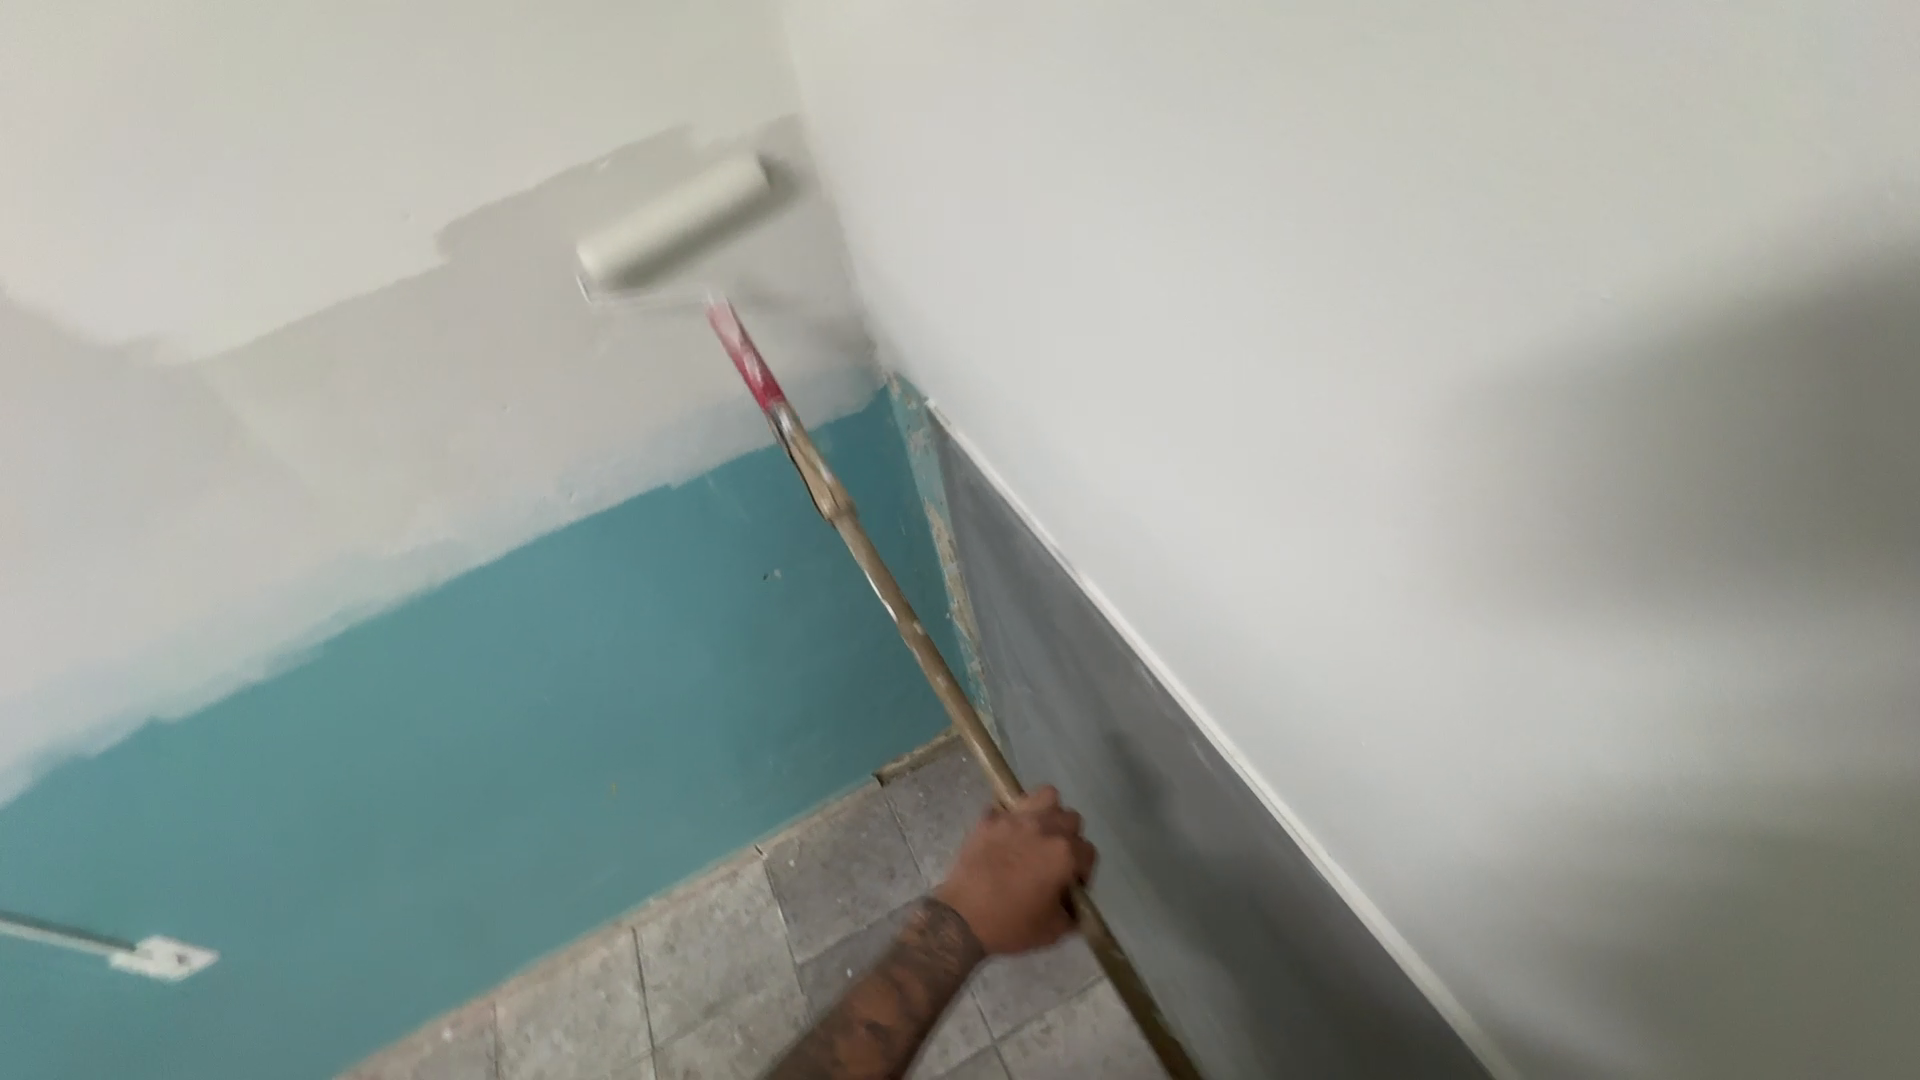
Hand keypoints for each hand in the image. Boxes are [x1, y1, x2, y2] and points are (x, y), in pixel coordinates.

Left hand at [932, 786, 1097, 954]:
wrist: (963, 917)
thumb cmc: (1011, 924)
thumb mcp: (1052, 931)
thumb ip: (1071, 914)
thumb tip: (1073, 906)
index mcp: (1063, 854)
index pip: (1088, 851)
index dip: (1084, 870)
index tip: (1071, 884)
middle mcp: (1044, 828)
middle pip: (1071, 819)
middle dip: (1069, 838)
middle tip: (1055, 858)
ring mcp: (1015, 818)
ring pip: (1045, 796)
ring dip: (1047, 812)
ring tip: (1038, 833)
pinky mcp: (990, 818)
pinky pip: (1008, 808)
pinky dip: (1011, 819)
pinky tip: (1006, 837)